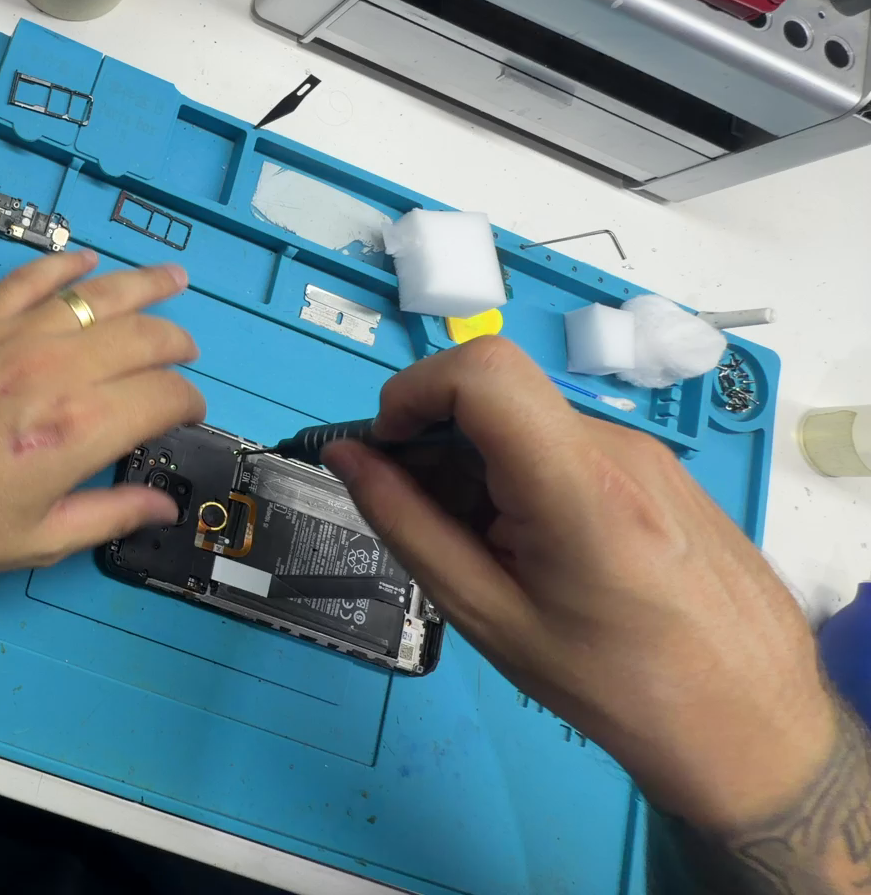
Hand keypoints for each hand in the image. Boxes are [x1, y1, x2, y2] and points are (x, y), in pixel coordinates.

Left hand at [0, 250, 202, 580]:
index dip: (188, 403)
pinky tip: (83, 262)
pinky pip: (28, 279)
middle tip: (184, 352)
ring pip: (96, 294)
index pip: (165, 395)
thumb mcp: (36, 539)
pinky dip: (61, 266)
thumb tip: (159, 506)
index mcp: (77, 428)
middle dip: (177, 341)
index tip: (184, 413)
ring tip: (171, 280)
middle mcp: (51, 371)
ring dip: (142, 285)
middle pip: (143, 334)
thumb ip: (109, 515)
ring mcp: (9, 338)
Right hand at [322, 337, 833, 829]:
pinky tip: (521, 537)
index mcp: (577, 489)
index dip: (412, 391)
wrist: (757, 728)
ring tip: (477, 539)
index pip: (481, 373)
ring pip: (515, 420)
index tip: (388, 449)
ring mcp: (643, 455)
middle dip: (427, 438)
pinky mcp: (653, 468)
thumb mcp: (481, 612)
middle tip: (418, 511)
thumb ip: (402, 522)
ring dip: (465, 461)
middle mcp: (617, 450)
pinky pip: (551, 441)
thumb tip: (343, 453)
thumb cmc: (609, 682)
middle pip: (488, 396)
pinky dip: (506, 471)